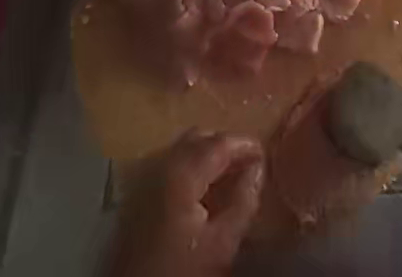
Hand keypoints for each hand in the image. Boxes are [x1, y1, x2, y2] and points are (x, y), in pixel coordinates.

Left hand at [108, 130, 263, 276]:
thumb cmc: (180, 272)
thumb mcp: (221, 244)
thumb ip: (243, 202)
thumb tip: (258, 169)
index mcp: (182, 171)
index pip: (219, 142)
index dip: (245, 144)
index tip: (264, 154)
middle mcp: (161, 162)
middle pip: (199, 137)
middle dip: (225, 145)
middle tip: (248, 164)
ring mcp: (146, 174)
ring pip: (183, 148)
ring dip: (207, 154)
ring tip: (229, 175)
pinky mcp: (138, 190)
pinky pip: (170, 162)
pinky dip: (190, 165)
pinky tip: (202, 188)